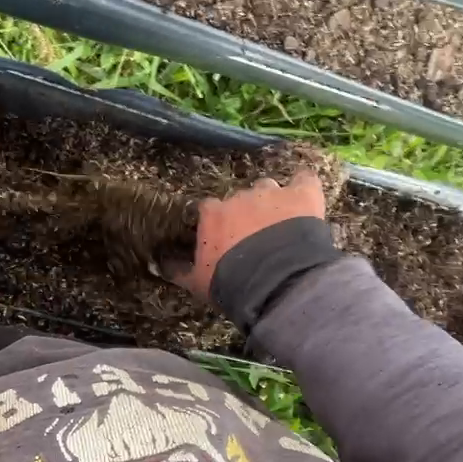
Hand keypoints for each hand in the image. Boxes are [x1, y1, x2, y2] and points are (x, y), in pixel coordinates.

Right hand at [168, 170, 324, 300]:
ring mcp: (271, 192)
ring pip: (268, 188)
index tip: (220, 237)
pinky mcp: (302, 193)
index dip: (215, 222)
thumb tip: (158, 264)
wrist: (274, 281)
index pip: (208, 209)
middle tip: (252, 237)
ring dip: (271, 201)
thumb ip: (177, 271)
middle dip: (244, 213)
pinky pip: (304, 179)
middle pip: (239, 198)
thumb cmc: (229, 282)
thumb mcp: (196, 282)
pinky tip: (304, 197)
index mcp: (212, 214)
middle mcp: (238, 196)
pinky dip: (303, 187)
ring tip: (279, 223)